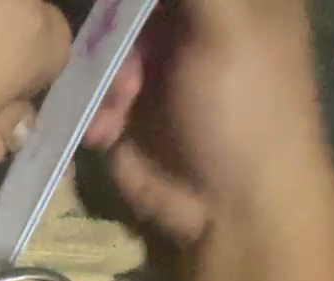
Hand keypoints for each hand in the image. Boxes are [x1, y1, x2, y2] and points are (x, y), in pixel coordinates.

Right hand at [82, 0, 328, 242]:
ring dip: (98, 75)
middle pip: (119, 6)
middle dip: (106, 25)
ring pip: (94, 44)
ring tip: (120, 107)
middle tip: (126, 72)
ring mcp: (146, 68)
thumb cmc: (247, 105)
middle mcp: (181, 20)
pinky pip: (86, 94)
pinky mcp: (119, 113)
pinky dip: (91, 111)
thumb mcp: (229, 20)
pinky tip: (107, 131)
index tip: (115, 8)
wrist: (227, 207)